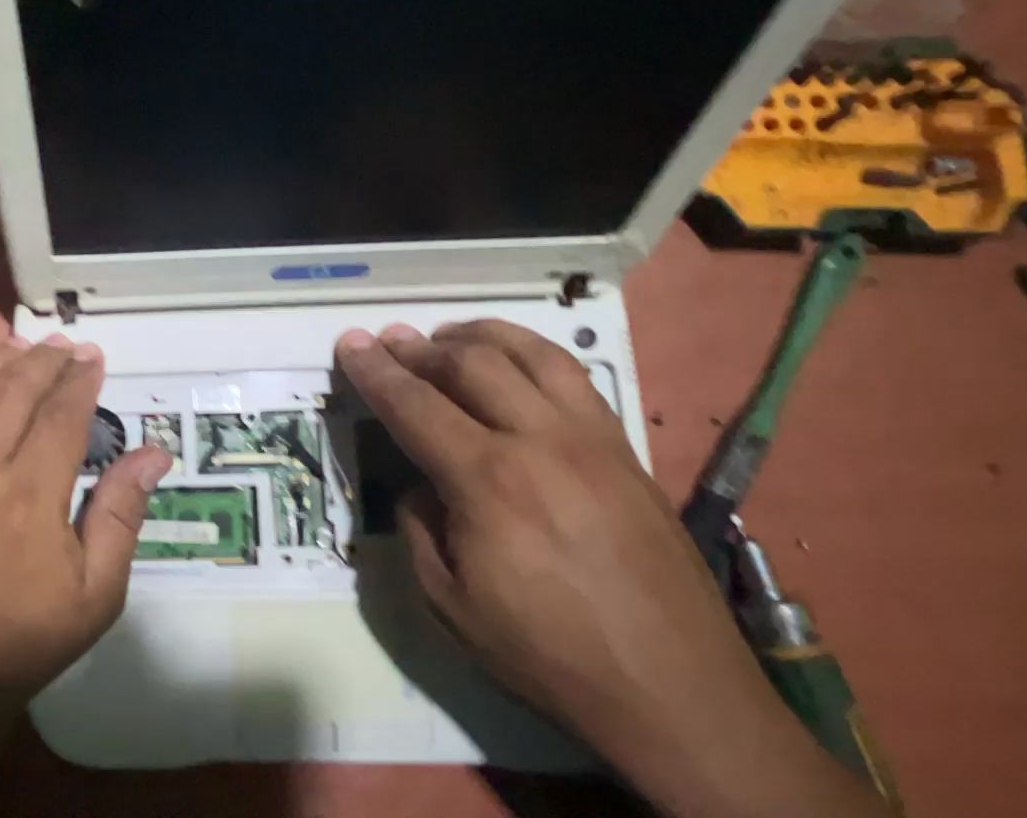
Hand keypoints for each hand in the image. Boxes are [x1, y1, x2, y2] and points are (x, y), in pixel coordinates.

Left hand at [0, 334, 170, 696]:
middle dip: (44, 360)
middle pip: (11, 389)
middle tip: (67, 348)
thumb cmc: (23, 638)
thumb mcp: (95, 594)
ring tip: (24, 346)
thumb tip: (152, 454)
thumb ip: (120, 515)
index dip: (80, 382)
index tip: (95, 360)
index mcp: (28, 498)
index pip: (59, 415)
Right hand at [336, 321, 887, 817]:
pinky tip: (514, 362)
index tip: (350, 342)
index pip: (415, 406)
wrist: (676, 690)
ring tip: (445, 337)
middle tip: (388, 340)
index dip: (376, 371)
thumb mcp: (449, 603)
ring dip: (478, 336)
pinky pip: (575, 378)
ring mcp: (593, 441)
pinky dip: (533, 353)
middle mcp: (541, 442)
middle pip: (470, 364)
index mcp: (489, 481)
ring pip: (531, 354)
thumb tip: (423, 485)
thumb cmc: (548, 654)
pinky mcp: (627, 453)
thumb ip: (420, 528)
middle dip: (418, 347)